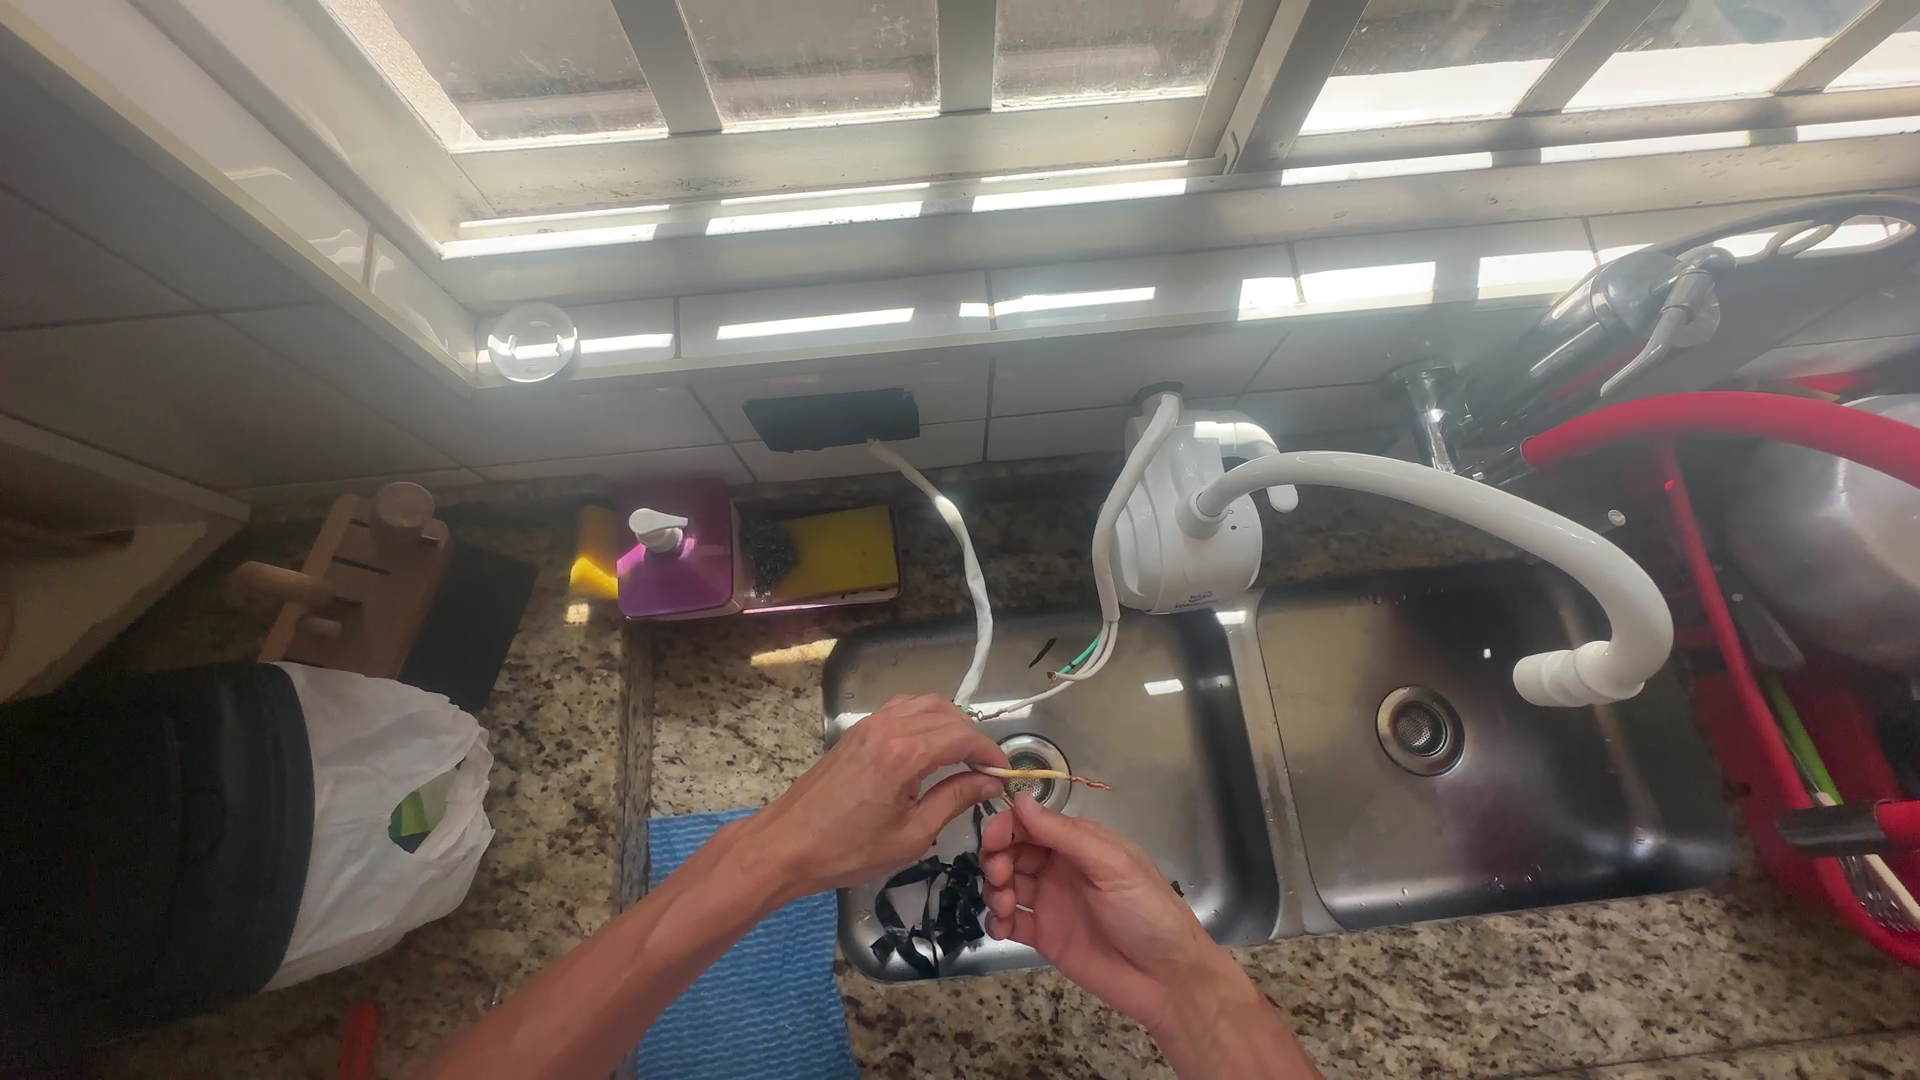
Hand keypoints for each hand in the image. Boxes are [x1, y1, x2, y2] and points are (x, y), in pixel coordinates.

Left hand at [741, 694, 1007, 899]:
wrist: (786, 845)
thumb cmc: (849, 850)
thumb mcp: (912, 835)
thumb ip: (955, 800)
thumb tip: (989, 782)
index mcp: (904, 753)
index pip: (963, 736)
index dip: (990, 752)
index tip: (1003, 774)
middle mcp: (889, 726)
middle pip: (947, 712)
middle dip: (973, 737)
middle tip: (984, 770)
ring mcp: (870, 723)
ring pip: (925, 703)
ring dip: (950, 723)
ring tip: (960, 758)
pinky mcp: (858, 729)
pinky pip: (902, 709)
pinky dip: (925, 718)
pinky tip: (929, 748)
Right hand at [980, 793, 1247, 1035]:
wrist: (1168, 981)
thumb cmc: (1147, 911)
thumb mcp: (1111, 864)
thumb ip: (1063, 833)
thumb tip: (1021, 798)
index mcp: (1078, 842)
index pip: (1032, 822)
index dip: (1008, 826)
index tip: (993, 840)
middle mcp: (1060, 866)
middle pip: (1013, 851)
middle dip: (997, 858)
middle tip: (1000, 877)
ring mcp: (1050, 901)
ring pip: (1006, 884)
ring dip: (995, 889)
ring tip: (1005, 906)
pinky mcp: (1044, 936)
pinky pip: (1010, 922)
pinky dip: (997, 921)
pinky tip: (1001, 927)